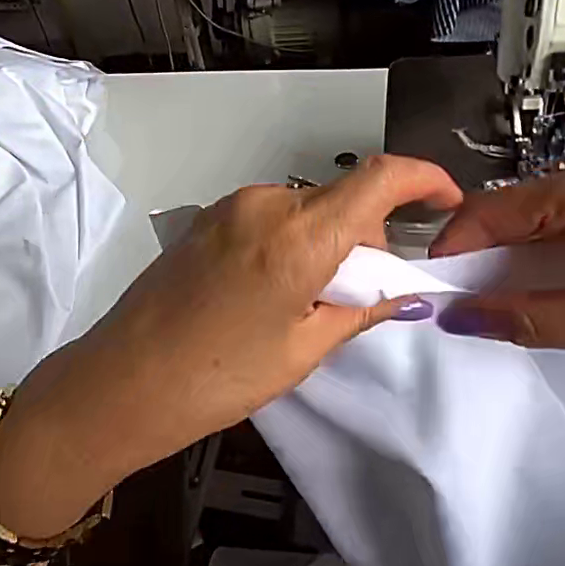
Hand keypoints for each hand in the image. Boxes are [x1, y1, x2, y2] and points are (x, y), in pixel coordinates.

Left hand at [0, 156, 462, 533]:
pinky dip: (297, 240)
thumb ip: (362, 307)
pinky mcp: (211, 217)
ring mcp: (233, 205)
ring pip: (312, 208)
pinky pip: (277, 215)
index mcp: (299, 236)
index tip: (447, 201)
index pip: (380, 179)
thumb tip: (404, 290)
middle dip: (369, 238)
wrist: (117, 386)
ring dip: (330, 242)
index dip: (425, 179)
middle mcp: (267, 203)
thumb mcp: (305, 350)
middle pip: (346, 199)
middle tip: (358, 295)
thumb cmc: (216, 379)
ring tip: (307, 301)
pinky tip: (274, 288)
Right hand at [430, 158, 564, 390]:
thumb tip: (460, 316)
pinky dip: (555, 280)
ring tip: (502, 323)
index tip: (427, 294)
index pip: (489, 211)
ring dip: (520, 278)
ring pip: (545, 240)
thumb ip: (525, 315)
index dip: (451, 252)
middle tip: (459, 318)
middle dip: (483, 269)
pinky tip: (550, 314)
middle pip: (514, 222)